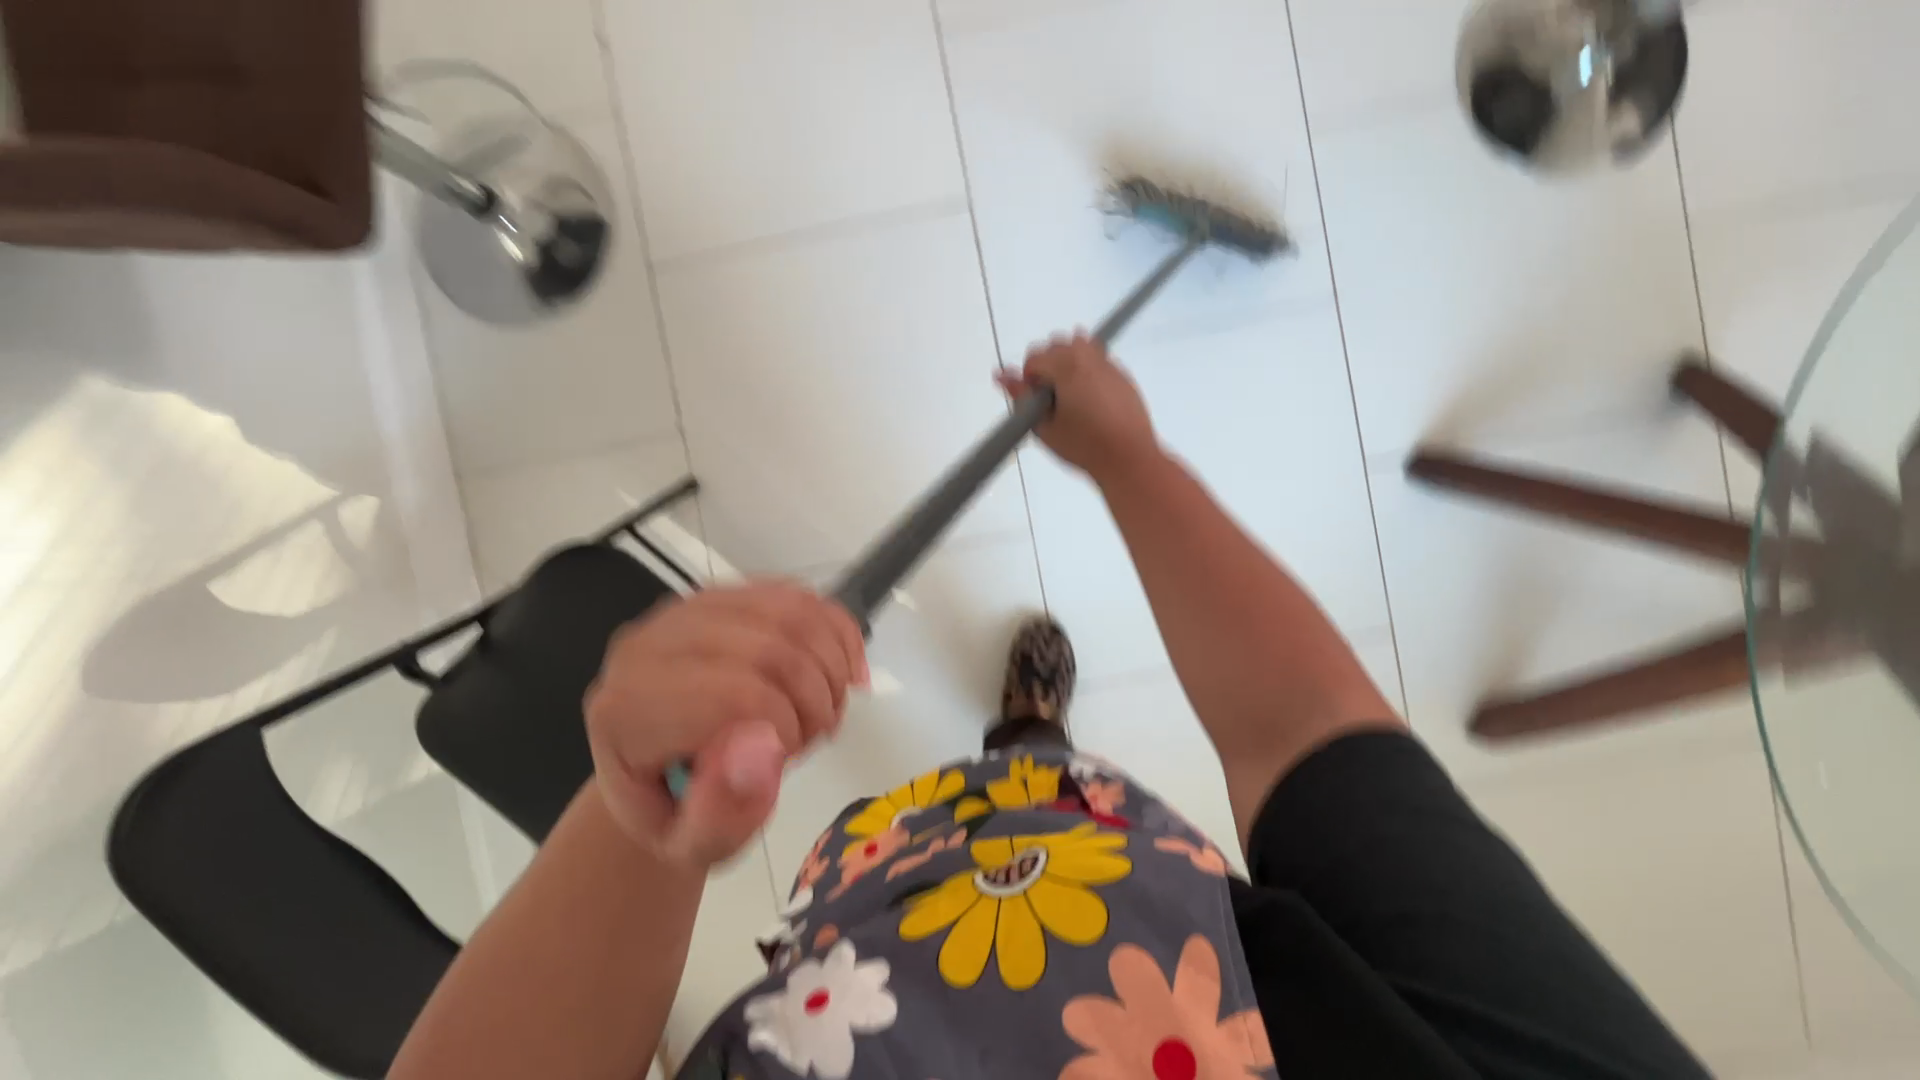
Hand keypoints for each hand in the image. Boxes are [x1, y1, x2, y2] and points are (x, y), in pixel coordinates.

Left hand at [585, 583, 866, 868]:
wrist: (658, 773)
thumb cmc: (675, 814)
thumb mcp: (691, 845)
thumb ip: (720, 815)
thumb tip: (763, 748)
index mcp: (627, 711)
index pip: (731, 695)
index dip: (785, 727)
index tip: (788, 760)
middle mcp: (647, 647)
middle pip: (767, 647)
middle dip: (816, 697)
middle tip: (818, 736)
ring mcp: (685, 611)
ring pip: (789, 611)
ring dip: (830, 664)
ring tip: (826, 708)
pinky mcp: (720, 595)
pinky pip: (796, 594)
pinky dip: (836, 632)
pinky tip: (844, 672)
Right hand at [997, 331, 1160, 482]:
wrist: (1129, 458)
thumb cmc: (1083, 446)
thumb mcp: (1044, 427)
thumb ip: (1021, 396)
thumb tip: (999, 374)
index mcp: (1067, 366)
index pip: (1034, 356)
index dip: (1028, 380)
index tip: (1037, 404)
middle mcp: (1088, 357)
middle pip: (1057, 343)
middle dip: (1048, 365)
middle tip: (1052, 399)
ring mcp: (1109, 363)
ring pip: (1079, 345)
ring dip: (1067, 362)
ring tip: (1070, 395)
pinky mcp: (1123, 374)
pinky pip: (1098, 358)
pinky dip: (1087, 369)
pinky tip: (1091, 400)